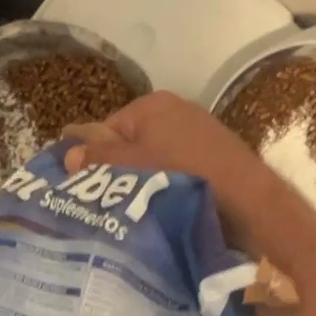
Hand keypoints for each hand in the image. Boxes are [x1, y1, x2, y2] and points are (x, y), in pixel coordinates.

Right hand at [62, 92, 315, 263]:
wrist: (249, 200)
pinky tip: (158, 208)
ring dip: (139, 181)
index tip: (79, 189)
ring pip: (151, 158)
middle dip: (114, 170)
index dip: (89, 158)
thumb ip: (99, 158)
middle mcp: (173, 110)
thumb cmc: (184, 175)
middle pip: (128, 143)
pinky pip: (173, 168)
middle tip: (101, 204)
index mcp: (150, 105)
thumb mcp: (133, 167)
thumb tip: (67, 153)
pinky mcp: (212, 155)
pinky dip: (162, 185)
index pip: (103, 129)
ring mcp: (196, 132)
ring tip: (128, 211)